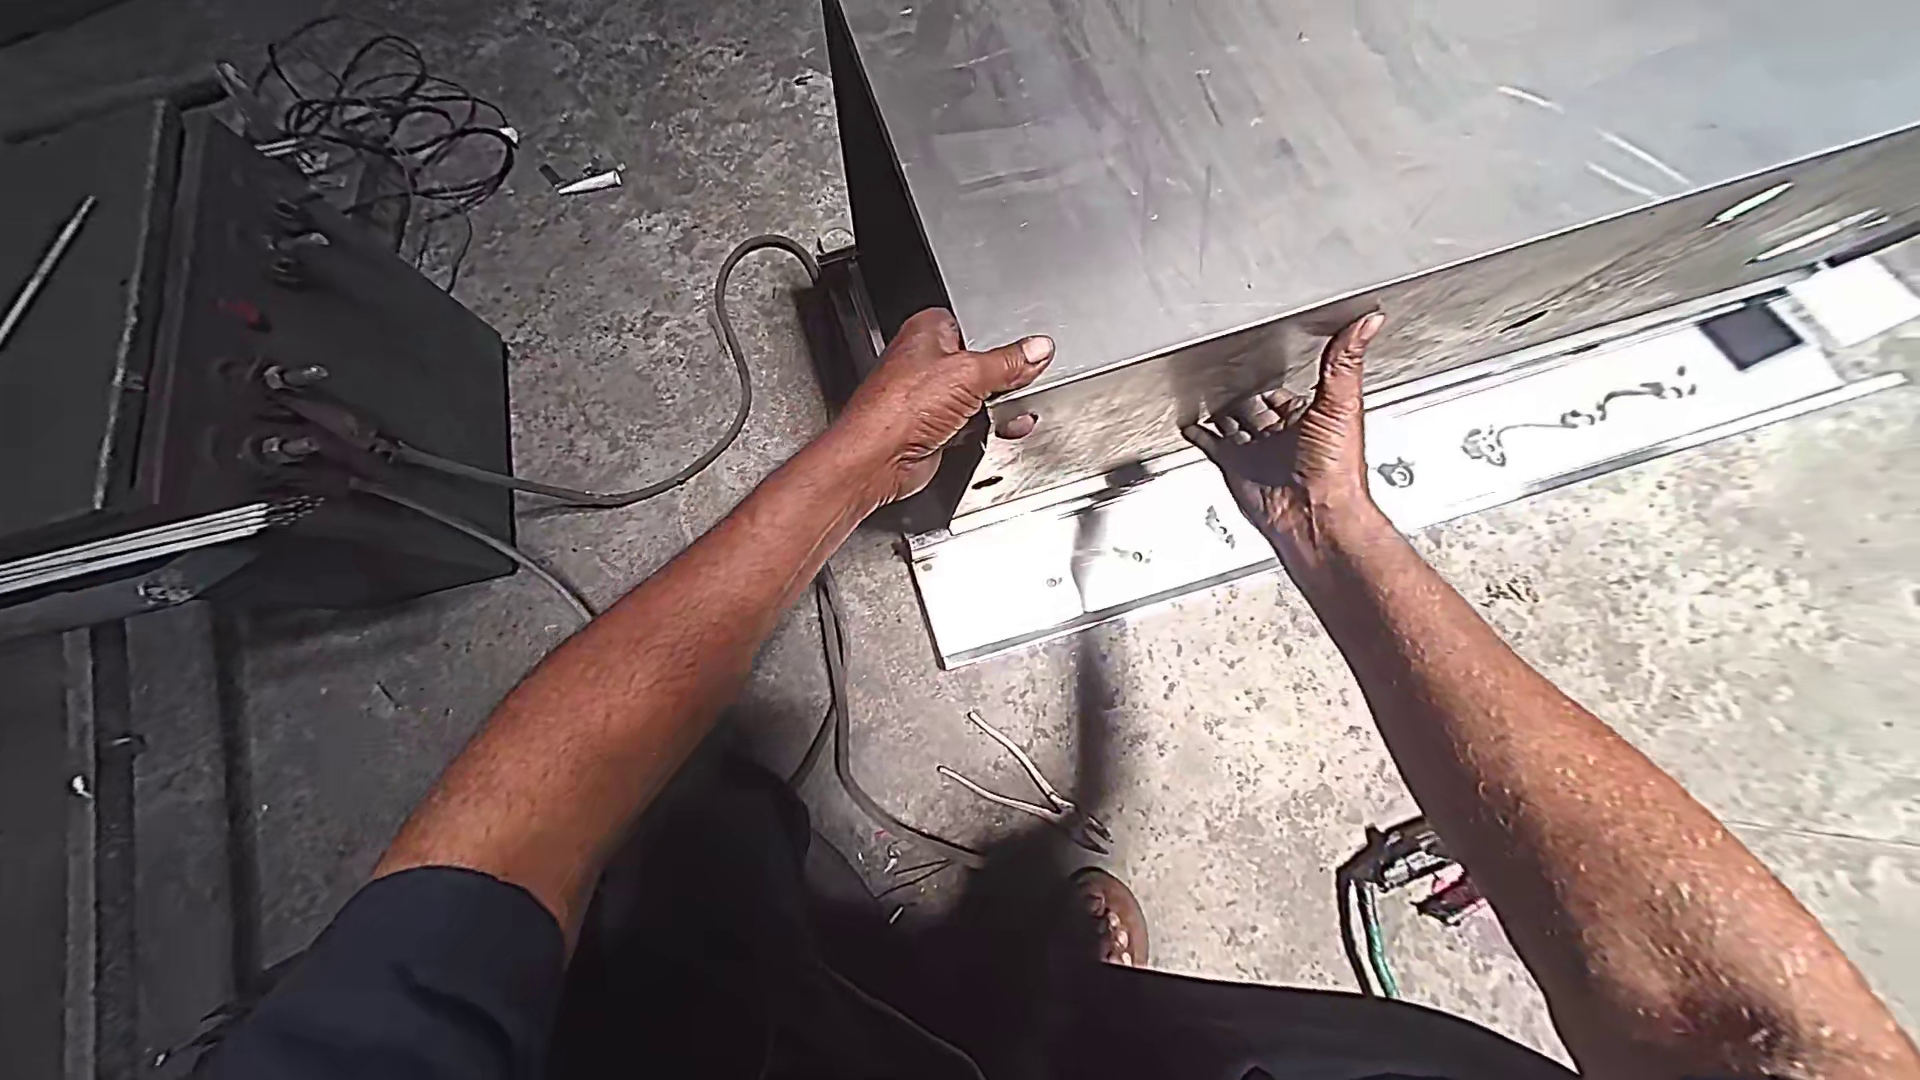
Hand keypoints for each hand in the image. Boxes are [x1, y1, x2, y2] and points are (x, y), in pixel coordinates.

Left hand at [831, 308, 1053, 503]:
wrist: (878, 460)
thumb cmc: (898, 411)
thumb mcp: (968, 374)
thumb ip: (1008, 362)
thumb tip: (1036, 349)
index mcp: (928, 331)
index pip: (979, 326)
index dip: (1004, 341)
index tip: (1027, 355)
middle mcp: (927, 362)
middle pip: (983, 365)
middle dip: (1003, 381)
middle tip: (1014, 388)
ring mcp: (931, 398)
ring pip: (980, 398)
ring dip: (996, 410)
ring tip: (1003, 414)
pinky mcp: (936, 428)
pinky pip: (972, 424)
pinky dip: (985, 429)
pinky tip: (991, 430)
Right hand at [1183, 312, 1385, 549]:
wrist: (1312, 511)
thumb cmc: (1335, 467)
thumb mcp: (1341, 402)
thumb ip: (1345, 361)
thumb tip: (1367, 321)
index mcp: (1309, 417)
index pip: (1286, 389)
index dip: (1276, 373)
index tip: (1264, 355)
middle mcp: (1281, 434)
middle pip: (1255, 405)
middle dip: (1243, 391)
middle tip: (1227, 371)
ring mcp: (1256, 451)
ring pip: (1233, 423)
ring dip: (1221, 411)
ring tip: (1207, 393)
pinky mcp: (1235, 464)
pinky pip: (1213, 445)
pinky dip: (1200, 435)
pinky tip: (1191, 425)